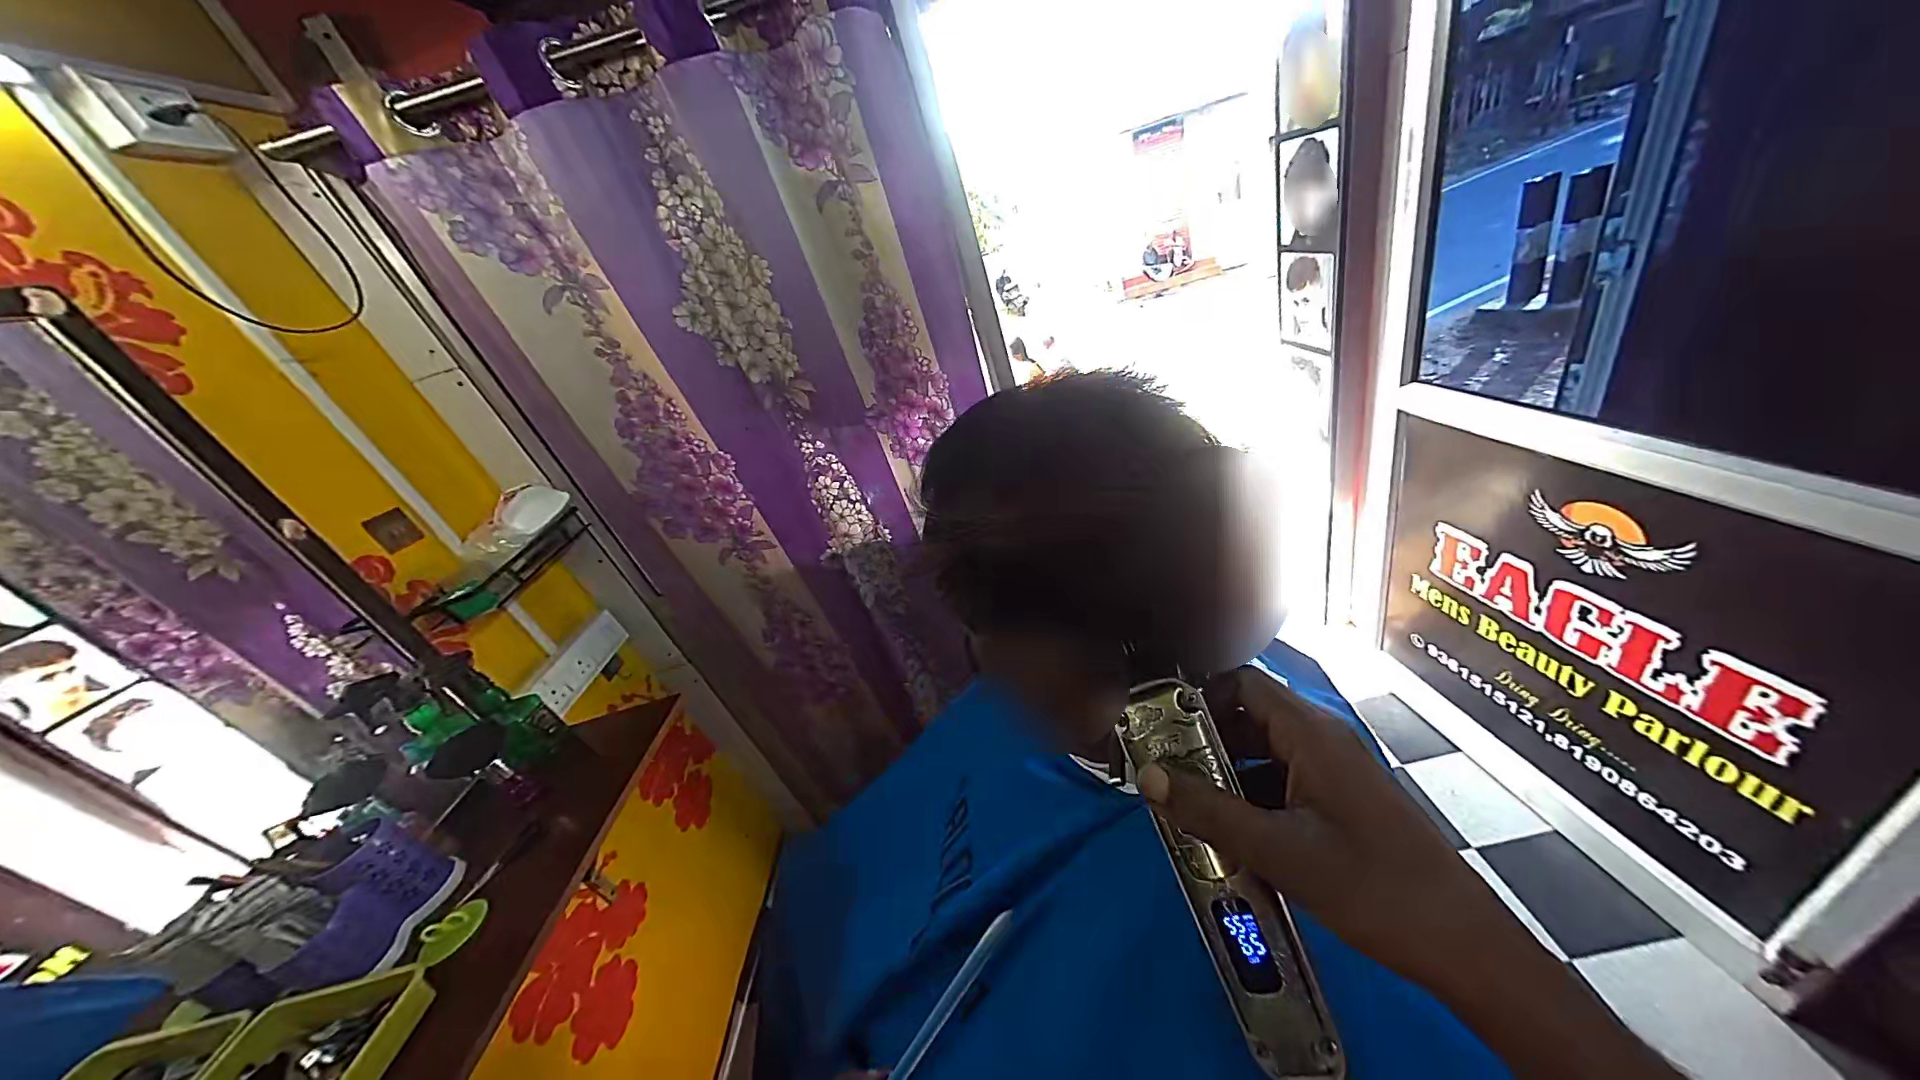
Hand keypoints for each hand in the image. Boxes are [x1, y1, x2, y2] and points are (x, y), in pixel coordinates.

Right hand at [1136, 668, 1682, 1079]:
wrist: (1465, 946)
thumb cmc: (1374, 887)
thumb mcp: (1278, 850)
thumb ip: (1207, 811)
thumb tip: (1146, 775)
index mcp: (1310, 733)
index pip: (1240, 682)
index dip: (1196, 697)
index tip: (1162, 730)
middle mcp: (1322, 739)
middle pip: (1246, 716)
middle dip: (1202, 741)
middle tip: (1167, 773)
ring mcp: (1334, 770)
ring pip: (1262, 751)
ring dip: (1224, 773)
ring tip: (1190, 806)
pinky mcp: (1340, 799)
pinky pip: (1281, 779)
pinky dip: (1250, 795)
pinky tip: (1231, 831)